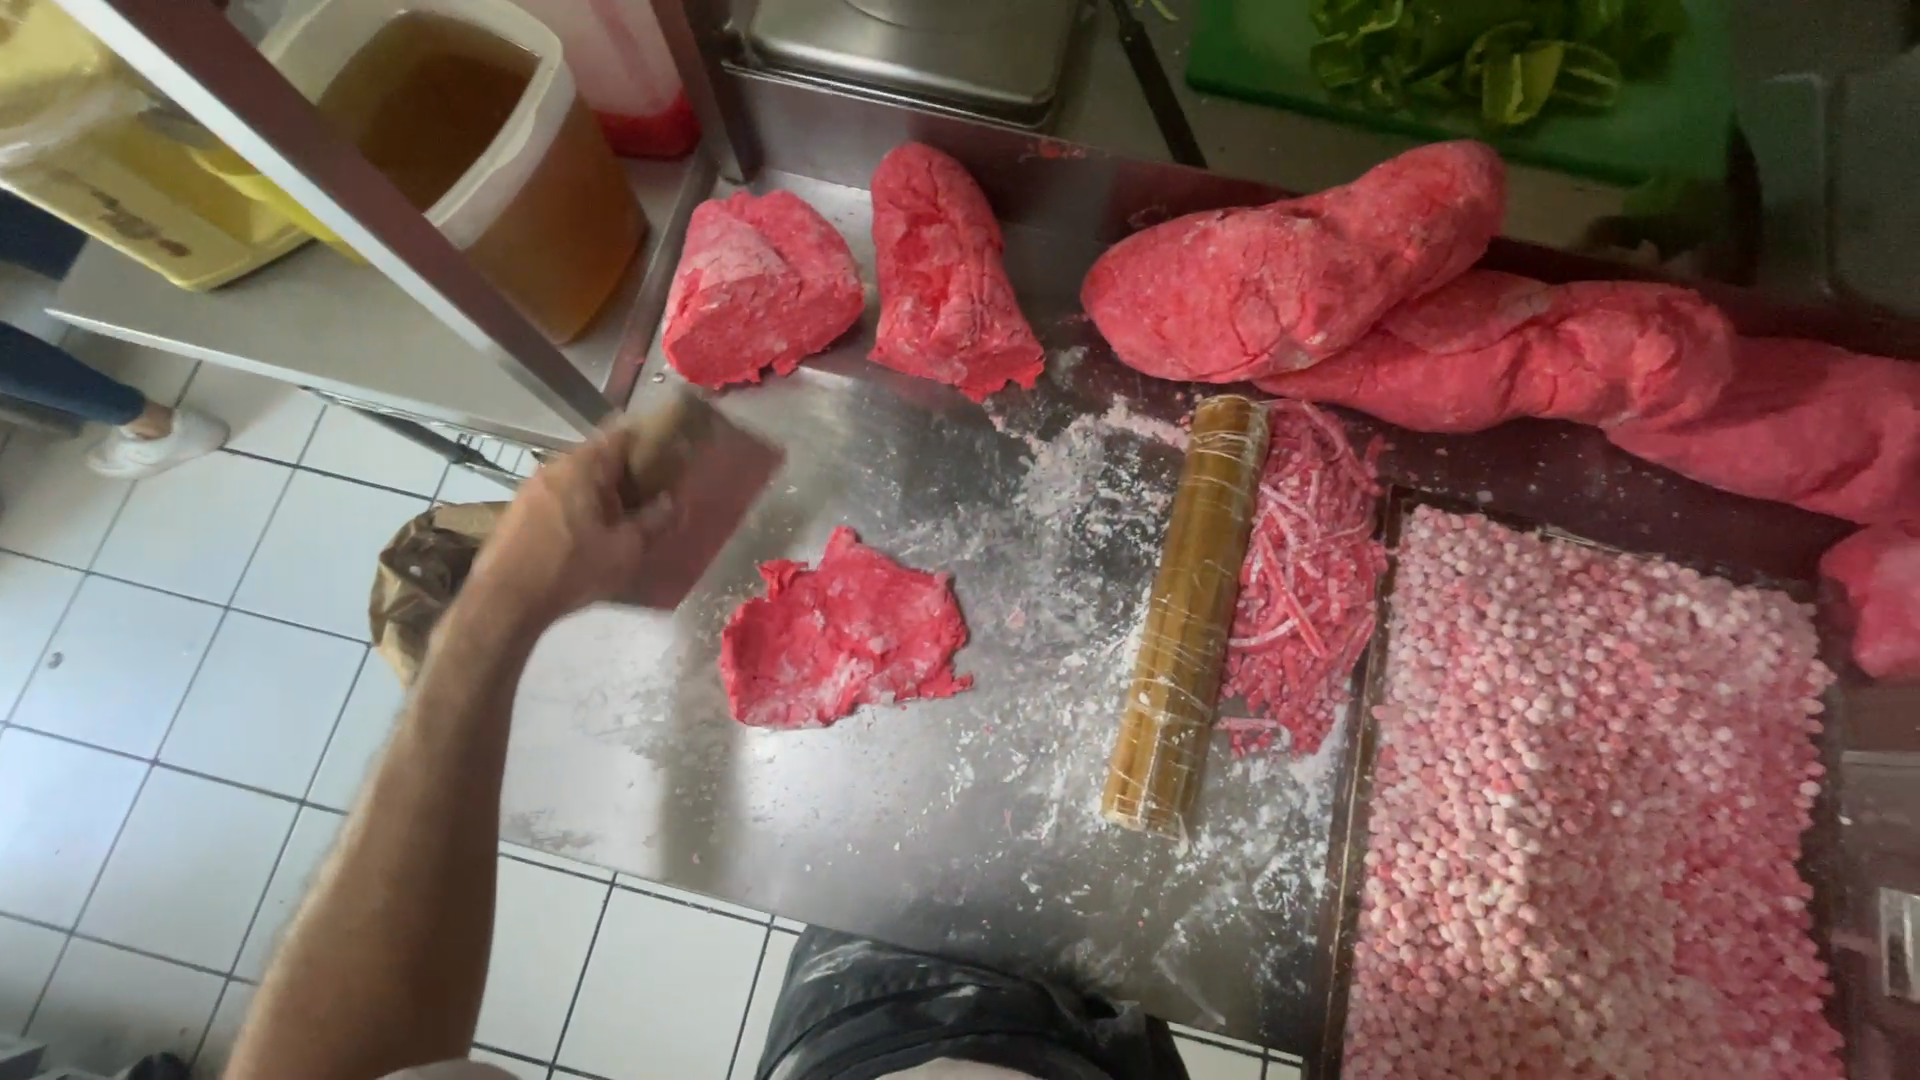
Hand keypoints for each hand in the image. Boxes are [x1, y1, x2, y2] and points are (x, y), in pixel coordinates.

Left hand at [461, 427, 651, 632]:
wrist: (504, 602)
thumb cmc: (571, 570)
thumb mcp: (625, 551)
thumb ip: (652, 521)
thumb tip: (669, 501)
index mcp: (582, 468)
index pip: (620, 436)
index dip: (648, 442)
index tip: (668, 456)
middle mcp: (553, 468)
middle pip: (598, 458)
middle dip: (626, 473)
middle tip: (651, 494)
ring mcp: (530, 489)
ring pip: (577, 479)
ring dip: (601, 492)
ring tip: (623, 516)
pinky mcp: (518, 512)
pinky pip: (559, 497)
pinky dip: (579, 506)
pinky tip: (589, 533)